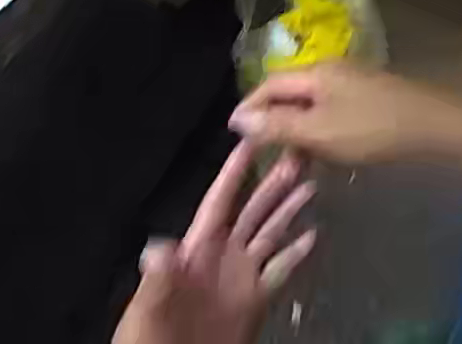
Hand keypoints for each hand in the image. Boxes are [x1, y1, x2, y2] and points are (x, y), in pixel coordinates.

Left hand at [112, 143, 316, 343]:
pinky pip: (279, 272)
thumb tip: (156, 248)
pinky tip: (313, 235)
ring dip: (289, 210)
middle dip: (273, 183)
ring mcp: (241, 276)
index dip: (235, 169)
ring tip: (311, 186)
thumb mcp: (148, 309)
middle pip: (253, 209)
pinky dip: (296, 254)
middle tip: (297, 156)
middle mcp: (224, 252)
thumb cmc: (152, 338)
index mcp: (198, 245)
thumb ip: (157, 279)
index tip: (253, 138)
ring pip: (270, 233)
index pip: (221, 198)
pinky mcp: (254, 302)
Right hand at [230, 63, 461, 163]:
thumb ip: (278, 125)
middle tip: (261, 152)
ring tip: (290, 162)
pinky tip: (322, 154)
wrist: (429, 125)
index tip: (233, 131)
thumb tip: (238, 118)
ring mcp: (349, 82)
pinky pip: (329, 111)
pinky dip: (318, 131)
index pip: (270, 84)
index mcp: (314, 73)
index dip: (250, 106)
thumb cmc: (371, 128)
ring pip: (310, 104)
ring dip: (297, 130)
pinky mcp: (365, 96)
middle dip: (273, 120)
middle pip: (289, 92)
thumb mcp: (319, 132)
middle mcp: (329, 70)